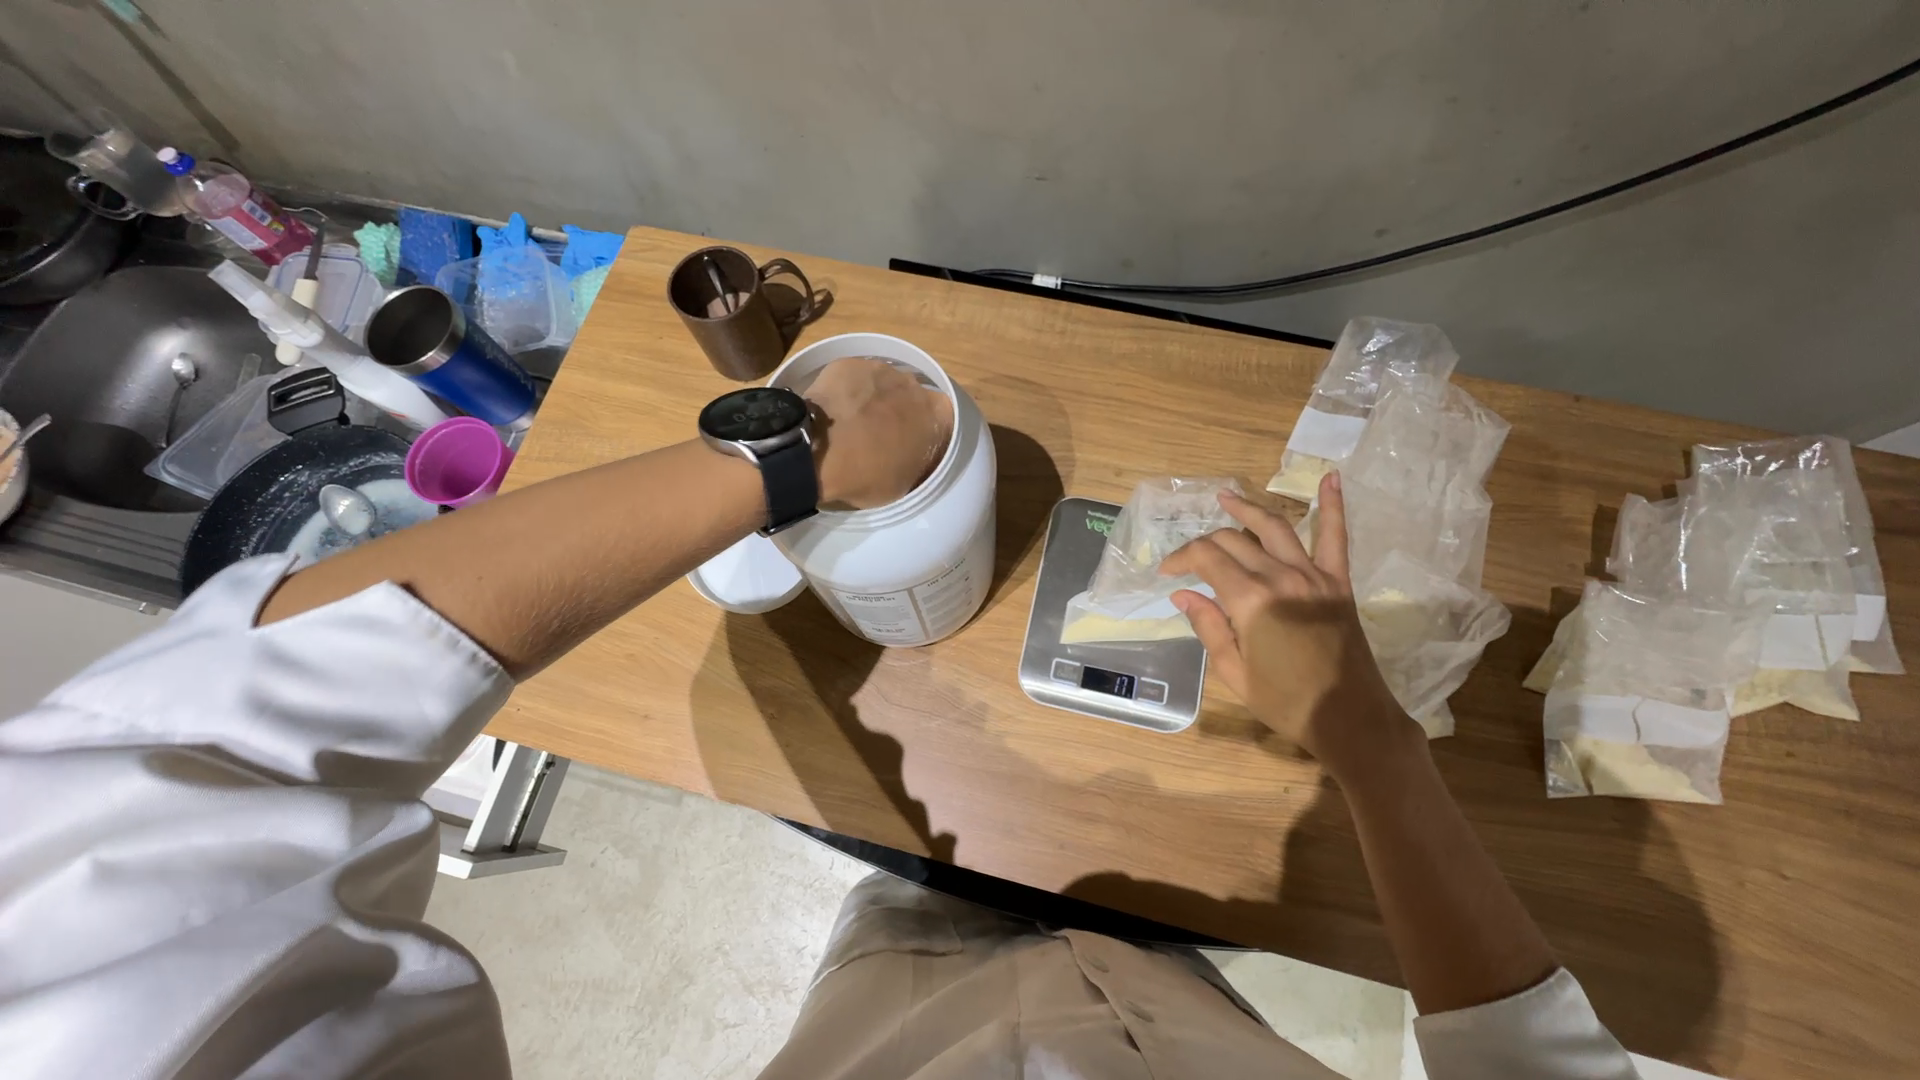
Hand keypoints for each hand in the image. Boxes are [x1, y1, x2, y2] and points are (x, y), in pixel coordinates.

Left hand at [805, 357, 954, 508]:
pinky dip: (847, 393)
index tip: (913, 449)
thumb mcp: (904, 484)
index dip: (926, 436)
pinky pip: (853, 379)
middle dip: (900, 414)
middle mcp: (915, 383)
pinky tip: (834, 412)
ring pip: (881, 386)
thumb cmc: (867, 475)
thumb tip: (909, 458)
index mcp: (938, 414)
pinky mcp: (848, 363)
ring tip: (852, 425)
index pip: (942, 423)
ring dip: (873, 401)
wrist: (818, 452)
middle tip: (880, 437)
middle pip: (912, 399)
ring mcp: (880, 369)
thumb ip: (915, 463)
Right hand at [1160, 471, 1419, 775]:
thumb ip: (1208, 627)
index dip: (1181, 559)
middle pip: (1234, 541)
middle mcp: (1281, 577)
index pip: (1206, 559)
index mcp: (1251, 601)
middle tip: (1189, 560)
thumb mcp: (1234, 672)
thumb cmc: (1286, 703)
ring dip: (1247, 510)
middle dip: (1204, 544)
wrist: (1351, 718)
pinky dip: (1334, 505)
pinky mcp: (1339, 582)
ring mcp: (1314, 576)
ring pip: (1274, 527)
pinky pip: (1336, 536)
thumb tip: (1183, 595)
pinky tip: (1331, 478)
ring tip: (1225, 498)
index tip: (1167, 573)